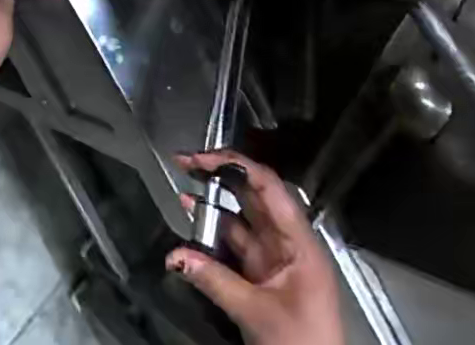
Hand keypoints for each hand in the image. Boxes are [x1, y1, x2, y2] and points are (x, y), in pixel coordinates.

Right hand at [169, 150, 342, 344]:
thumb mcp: (256, 315)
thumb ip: (213, 280)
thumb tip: (174, 256)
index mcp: (300, 242)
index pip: (268, 186)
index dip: (235, 165)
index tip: (202, 159)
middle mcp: (289, 242)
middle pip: (253, 195)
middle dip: (220, 176)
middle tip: (187, 163)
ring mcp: (275, 259)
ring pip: (241, 218)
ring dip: (213, 204)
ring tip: (184, 189)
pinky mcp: (263, 277)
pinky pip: (235, 243)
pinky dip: (213, 232)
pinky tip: (192, 222)